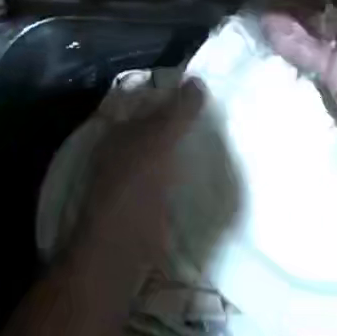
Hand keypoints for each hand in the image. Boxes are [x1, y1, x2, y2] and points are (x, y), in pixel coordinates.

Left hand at [78, 78, 205, 266]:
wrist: (119, 255)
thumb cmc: (135, 191)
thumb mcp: (158, 143)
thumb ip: (178, 112)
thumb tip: (197, 80)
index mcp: (119, 132)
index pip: (146, 100)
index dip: (172, 92)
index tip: (203, 88)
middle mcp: (121, 152)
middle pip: (155, 126)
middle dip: (181, 120)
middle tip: (216, 113)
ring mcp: (131, 180)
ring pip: (162, 153)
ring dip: (185, 148)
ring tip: (217, 140)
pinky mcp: (144, 205)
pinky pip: (169, 178)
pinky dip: (185, 173)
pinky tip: (205, 172)